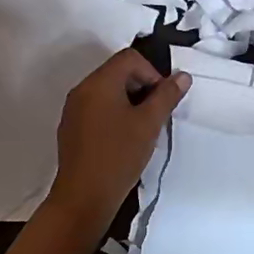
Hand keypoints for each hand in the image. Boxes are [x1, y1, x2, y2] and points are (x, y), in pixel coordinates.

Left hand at [50, 49, 188, 225]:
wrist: (84, 195)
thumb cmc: (119, 155)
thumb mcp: (149, 124)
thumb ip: (166, 97)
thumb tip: (182, 77)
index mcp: (99, 83)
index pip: (130, 57)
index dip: (153, 73)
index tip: (162, 100)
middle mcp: (82, 90)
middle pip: (117, 72)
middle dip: (142, 88)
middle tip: (155, 116)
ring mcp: (73, 109)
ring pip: (107, 92)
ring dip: (129, 103)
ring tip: (141, 130)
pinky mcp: (71, 128)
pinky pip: (96, 109)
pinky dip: (114, 115)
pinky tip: (123, 141)